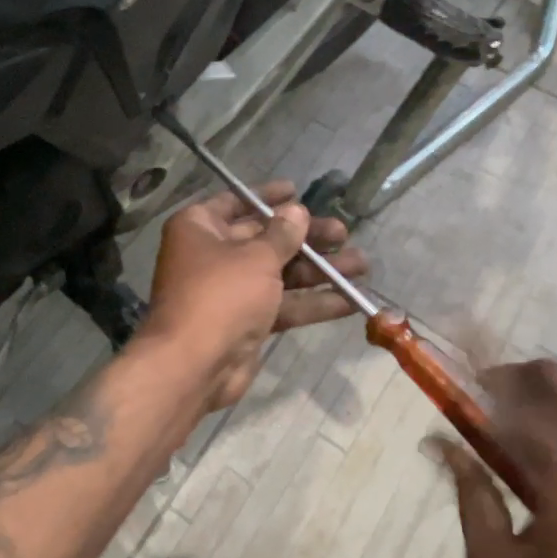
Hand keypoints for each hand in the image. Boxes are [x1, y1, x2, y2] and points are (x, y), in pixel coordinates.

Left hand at [138, 181, 367, 409]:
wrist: (194, 365)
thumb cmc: (220, 295)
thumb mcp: (256, 257)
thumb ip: (282, 234)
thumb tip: (297, 211)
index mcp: (199, 227)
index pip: (235, 202)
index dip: (267, 197)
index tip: (298, 191)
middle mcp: (211, 255)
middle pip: (264, 238)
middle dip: (305, 238)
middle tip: (343, 232)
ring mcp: (229, 291)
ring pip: (279, 273)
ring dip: (318, 270)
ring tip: (362, 264)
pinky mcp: (246, 322)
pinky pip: (281, 305)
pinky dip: (311, 302)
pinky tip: (350, 300)